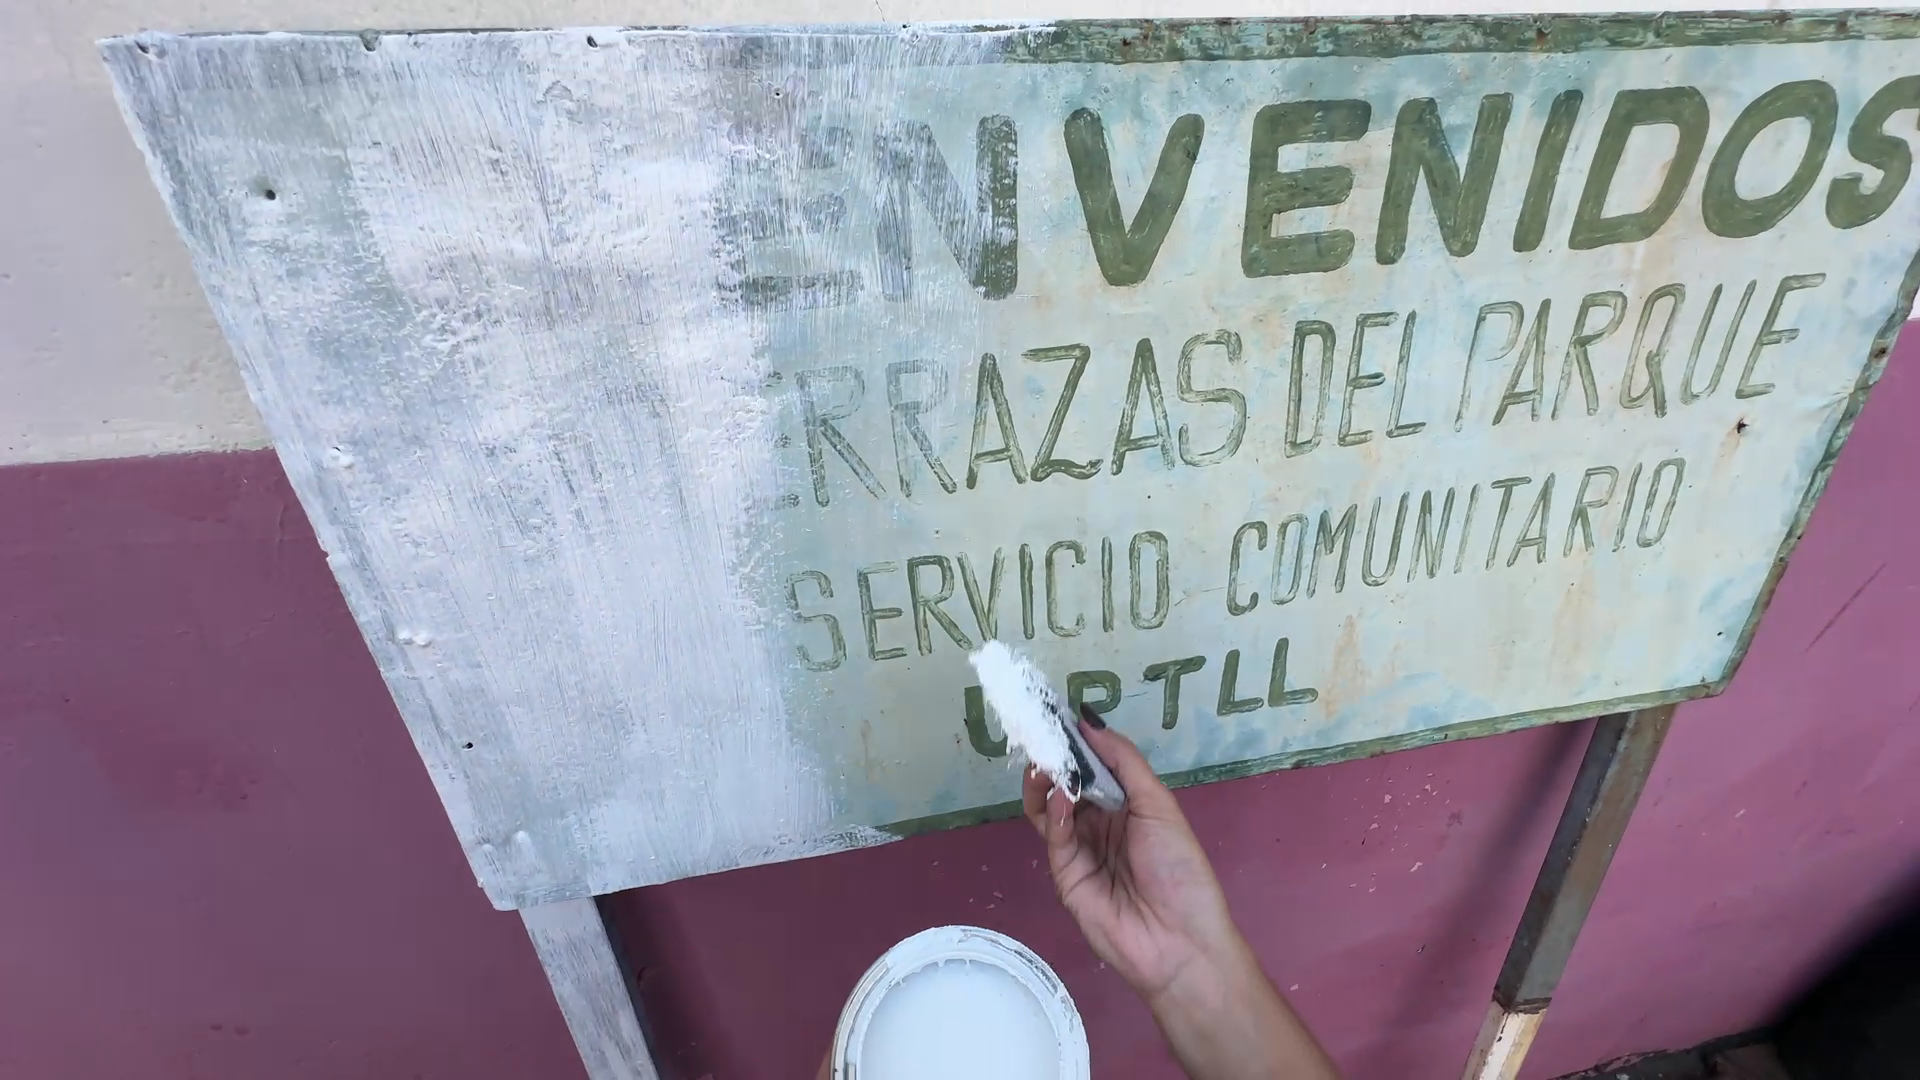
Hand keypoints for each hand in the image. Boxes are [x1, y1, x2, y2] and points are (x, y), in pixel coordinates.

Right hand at [1021, 708, 1242, 1001]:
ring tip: (1043, 763)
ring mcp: (1079, 848)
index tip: (1057, 715)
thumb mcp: (1158, 804)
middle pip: (1066, 783)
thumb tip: (1087, 719)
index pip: (1092, 765)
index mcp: (1124, 805)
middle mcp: (1098, 822)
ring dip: (1044, 781)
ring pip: (1049, 806)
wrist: (1180, 941)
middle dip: (1054, 758)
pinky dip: (1054, 811)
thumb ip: (1122, 760)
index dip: (1076, 743)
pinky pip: (1054, 834)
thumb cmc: (1179, 868)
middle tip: (1041, 735)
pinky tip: (1062, 796)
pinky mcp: (1064, 872)